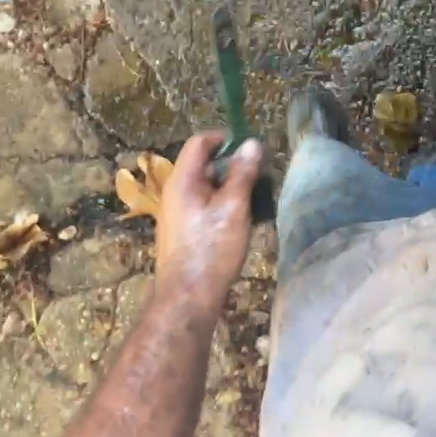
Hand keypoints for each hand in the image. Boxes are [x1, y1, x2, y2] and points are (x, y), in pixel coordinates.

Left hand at [154, 132, 261, 318]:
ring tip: (256, 200)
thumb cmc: (211, 249)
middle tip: (260, 177)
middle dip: (234, 166)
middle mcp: (175, 193)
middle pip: (205, 164)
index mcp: (183, 181)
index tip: (251, 149)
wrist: (187, 298)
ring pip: (207, 187)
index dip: (225, 138)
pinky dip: (223, 205)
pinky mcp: (183, 231)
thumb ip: (243, 173)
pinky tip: (242, 221)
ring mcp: (177, 213)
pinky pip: (204, 205)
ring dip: (231, 187)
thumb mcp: (234, 207)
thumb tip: (252, 143)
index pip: (200, 142)